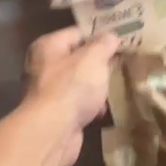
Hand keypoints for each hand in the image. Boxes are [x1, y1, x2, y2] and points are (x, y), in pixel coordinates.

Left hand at [24, 28, 120, 165]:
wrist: (53, 132)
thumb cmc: (72, 87)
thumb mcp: (93, 58)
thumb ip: (104, 44)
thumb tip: (110, 36)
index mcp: (47, 46)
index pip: (77, 33)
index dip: (99, 36)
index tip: (120, 42)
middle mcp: (43, 66)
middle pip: (77, 59)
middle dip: (99, 64)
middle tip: (122, 65)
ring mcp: (48, 92)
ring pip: (79, 83)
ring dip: (97, 88)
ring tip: (116, 89)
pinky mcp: (55, 114)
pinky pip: (77, 104)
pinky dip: (90, 107)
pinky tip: (104, 111)